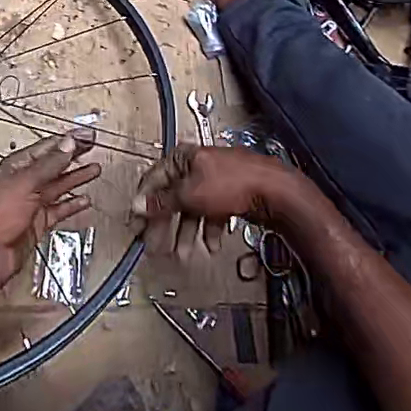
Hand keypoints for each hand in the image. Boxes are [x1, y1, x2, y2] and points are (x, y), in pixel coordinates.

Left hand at [0, 129, 101, 296]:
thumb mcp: (25, 183)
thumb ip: (49, 164)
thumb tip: (68, 143)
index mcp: (18, 165)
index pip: (49, 147)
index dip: (69, 140)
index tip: (88, 136)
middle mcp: (26, 182)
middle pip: (55, 164)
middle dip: (75, 155)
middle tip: (93, 147)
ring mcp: (32, 203)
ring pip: (59, 186)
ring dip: (76, 178)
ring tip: (94, 169)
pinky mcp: (37, 223)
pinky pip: (59, 209)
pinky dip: (72, 204)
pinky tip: (84, 200)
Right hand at [130, 145, 307, 258]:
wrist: (274, 191)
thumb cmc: (233, 183)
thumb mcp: (189, 194)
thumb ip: (162, 202)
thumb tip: (139, 204)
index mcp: (183, 158)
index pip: (154, 180)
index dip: (144, 203)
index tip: (136, 223)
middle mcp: (196, 166)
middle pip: (172, 196)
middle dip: (164, 222)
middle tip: (155, 244)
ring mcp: (214, 181)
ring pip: (192, 208)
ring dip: (186, 232)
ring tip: (183, 253)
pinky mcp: (229, 195)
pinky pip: (211, 213)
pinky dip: (209, 229)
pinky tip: (212, 244)